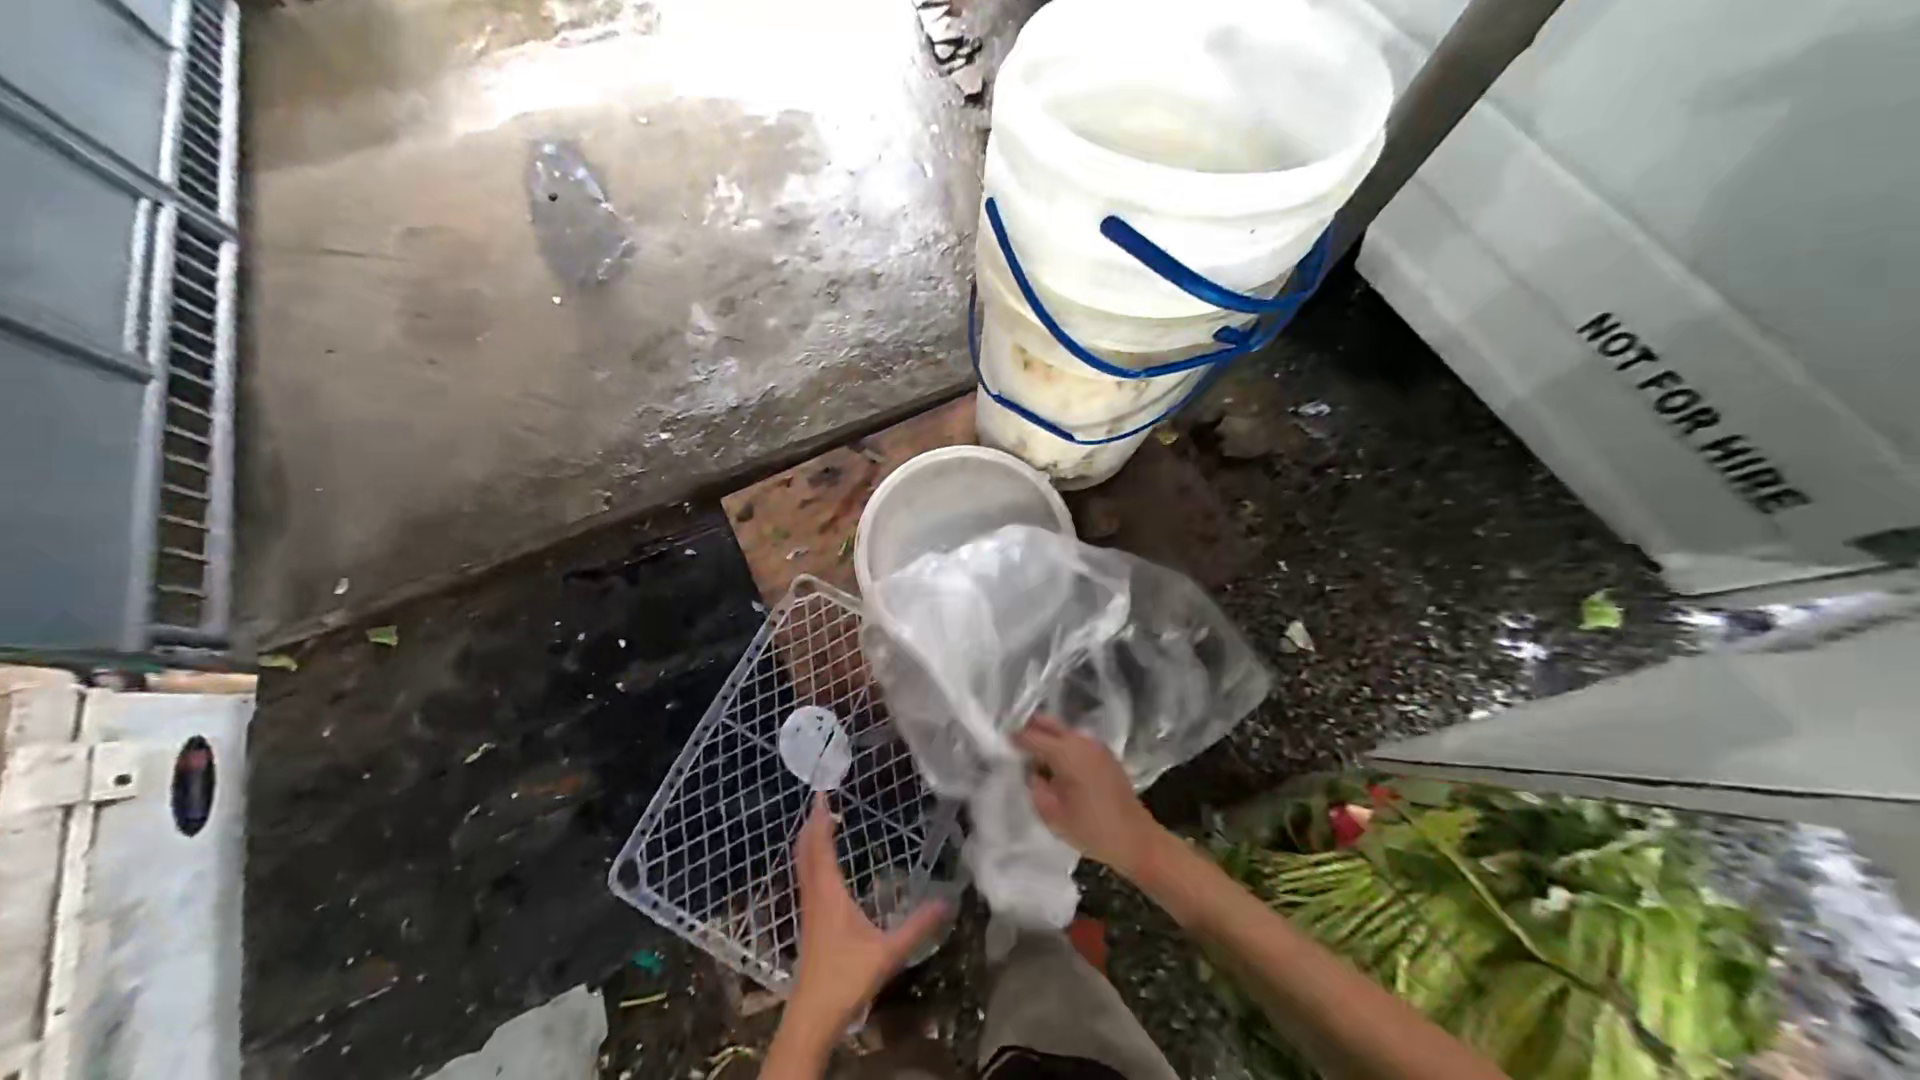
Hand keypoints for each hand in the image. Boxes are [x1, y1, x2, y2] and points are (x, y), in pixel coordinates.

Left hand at [786, 794, 949, 1035]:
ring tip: (821, 822)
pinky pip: (806, 877)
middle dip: (812, 823)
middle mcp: (814, 895)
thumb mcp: (889, 952)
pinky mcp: (809, 922)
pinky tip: (823, 864)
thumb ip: (918, 926)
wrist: (813, 1015)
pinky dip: (811, 859)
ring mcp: (809, 909)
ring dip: (810, 840)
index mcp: (829, 894)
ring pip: (803, 864)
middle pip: (806, 851)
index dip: (820, 819)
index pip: (820, 847)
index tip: (821, 795)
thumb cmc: (847, 978)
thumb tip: (948, 901)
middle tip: (821, 799)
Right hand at [1013, 716, 1167, 880]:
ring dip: (1049, 738)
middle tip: (1015, 743)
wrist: (1136, 840)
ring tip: (1034, 757)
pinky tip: (1058, 766)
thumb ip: (1035, 786)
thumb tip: (1032, 771)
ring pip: (1065, 732)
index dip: (1015, 738)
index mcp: (1066, 752)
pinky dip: (1064, 747)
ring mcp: (1097, 747)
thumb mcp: (1052, 814)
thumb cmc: (1091, 829)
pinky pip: (1078, 743)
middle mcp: (1082, 742)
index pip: (1032, 736)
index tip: (1001, 741)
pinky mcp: (1107, 756)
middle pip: (1050, 724)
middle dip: (1031, 729)